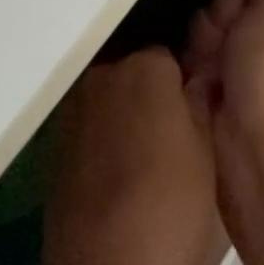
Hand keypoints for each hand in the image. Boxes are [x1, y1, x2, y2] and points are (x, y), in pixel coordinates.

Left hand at [46, 48, 219, 264]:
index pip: (174, 55)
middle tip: (178, 138)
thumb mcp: (210, 153)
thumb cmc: (171, 209)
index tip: (200, 113)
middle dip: (156, 96)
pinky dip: (105, 145)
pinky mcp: (53, 151)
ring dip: (128, 119)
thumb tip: (201, 81)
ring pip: (111, 101)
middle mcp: (102, 77)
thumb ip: (204, 103)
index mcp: (144, 68)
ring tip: (151, 162)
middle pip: (137, 72)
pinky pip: (90, 131)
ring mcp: (72, 113)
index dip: (189, 84)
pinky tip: (122, 180)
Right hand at [183, 0, 263, 147]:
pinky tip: (196, 69)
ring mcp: (232, 52)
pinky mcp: (204, 74)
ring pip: (202, 18)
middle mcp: (261, 27)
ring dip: (205, 36)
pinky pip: (186, 47)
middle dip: (222, 7)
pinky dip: (189, 56)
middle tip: (230, 31)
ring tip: (214, 60)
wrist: (250, 140)